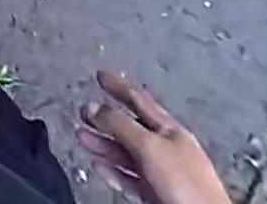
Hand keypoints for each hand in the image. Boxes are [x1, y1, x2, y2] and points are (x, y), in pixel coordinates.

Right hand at [76, 70, 229, 203]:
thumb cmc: (184, 183)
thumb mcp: (149, 146)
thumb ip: (120, 124)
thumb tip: (93, 106)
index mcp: (169, 131)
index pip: (138, 100)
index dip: (118, 86)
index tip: (99, 75)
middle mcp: (166, 149)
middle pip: (130, 127)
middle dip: (105, 118)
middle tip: (83, 111)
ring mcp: (162, 174)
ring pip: (127, 154)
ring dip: (103, 145)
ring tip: (81, 137)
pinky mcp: (157, 196)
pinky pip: (130, 179)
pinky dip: (114, 171)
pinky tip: (99, 167)